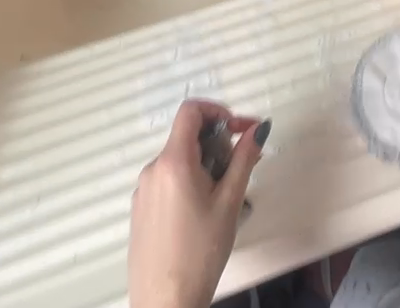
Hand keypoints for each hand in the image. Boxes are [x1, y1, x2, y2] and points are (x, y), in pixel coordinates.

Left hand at [129, 100, 268, 307]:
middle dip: (218, 141)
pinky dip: (190, 180)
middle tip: (244, 164)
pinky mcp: (141, 210)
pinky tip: (205, 210)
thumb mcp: (230, 201)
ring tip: (228, 193)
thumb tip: (259, 127)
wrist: (164, 304)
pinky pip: (168, 180)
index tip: (239, 130)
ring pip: (179, 160)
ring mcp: (143, 191)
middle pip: (187, 136)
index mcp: (173, 162)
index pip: (190, 111)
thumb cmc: (201, 250)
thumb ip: (244, 158)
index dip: (218, 110)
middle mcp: (152, 170)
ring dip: (206, 163)